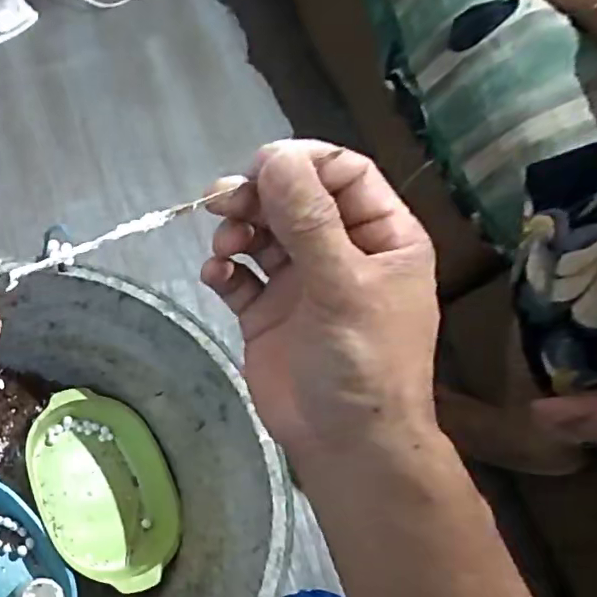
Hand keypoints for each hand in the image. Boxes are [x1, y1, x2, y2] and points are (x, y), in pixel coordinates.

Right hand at [199, 141, 439, 463]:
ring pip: (262, 239)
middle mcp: (338, 254)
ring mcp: (298, 286)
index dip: (300, 165)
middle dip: (258, 198)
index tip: (258, 167)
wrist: (341, 437)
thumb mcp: (342, 285)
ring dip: (238, 233)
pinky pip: (239, 280)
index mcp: (379, 236)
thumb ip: (308, 222)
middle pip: (293, 204)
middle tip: (221, 202)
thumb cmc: (360, 360)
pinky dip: (225, 272)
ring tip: (223, 248)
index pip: (342, 176)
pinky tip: (216, 275)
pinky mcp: (264, 315)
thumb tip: (274, 158)